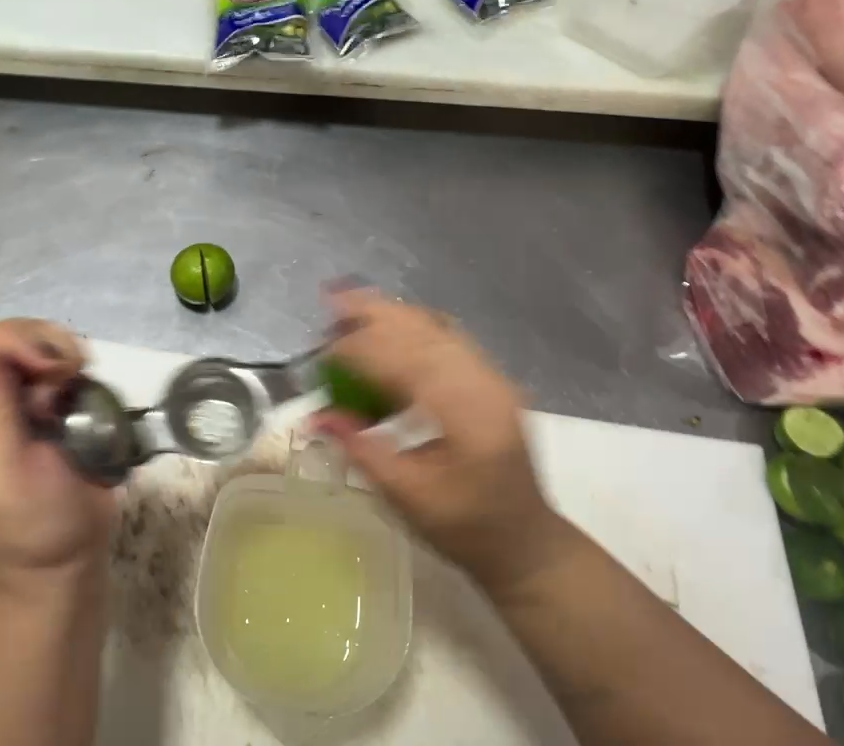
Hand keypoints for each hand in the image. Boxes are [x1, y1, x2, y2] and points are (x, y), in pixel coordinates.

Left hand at [0, 319, 115, 594]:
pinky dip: (74, 359)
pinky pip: (58, 356)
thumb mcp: (4, 476)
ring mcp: (16, 394)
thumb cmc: (29, 525)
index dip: (2, 343)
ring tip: (74, 380)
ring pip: (32, 337)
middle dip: (37, 344)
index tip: (39, 366)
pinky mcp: (49, 398)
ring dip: (59, 350)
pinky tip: (81, 379)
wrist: (67, 560)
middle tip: (63, 376)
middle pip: (1, 334)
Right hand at [310, 288, 573, 597]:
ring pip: (437, 327)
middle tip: (331, 301)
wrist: (526, 542)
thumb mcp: (408, 497)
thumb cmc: (466, 528)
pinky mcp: (490, 379)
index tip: (321, 351)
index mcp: (467, 414)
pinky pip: (448, 337)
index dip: (360, 350)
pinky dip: (412, 326)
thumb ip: (363, 451)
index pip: (406, 364)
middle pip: (424, 330)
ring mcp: (492, 377)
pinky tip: (387, 328)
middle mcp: (484, 383)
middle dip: (375, 314)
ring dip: (392, 314)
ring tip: (350, 305)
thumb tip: (317, 417)